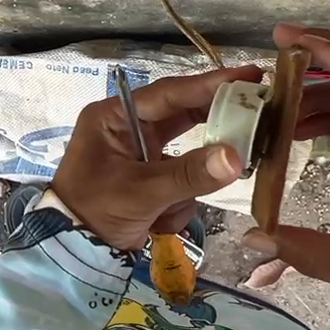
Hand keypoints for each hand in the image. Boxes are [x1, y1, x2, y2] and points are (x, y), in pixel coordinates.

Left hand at [51, 66, 260, 250]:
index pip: (169, 93)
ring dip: (185, 187)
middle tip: (257, 115)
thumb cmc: (95, 210)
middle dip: (212, 130)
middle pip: (183, 118)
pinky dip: (175, 206)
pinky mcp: (149, 179)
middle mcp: (127, 128)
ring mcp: (140, 154)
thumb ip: (188, 175)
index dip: (210, 85)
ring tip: (166, 209)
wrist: (72, 252)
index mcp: (113, 117)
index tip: (250, 76)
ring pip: (188, 157)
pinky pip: (182, 183)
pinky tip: (156, 223)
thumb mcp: (140, 192)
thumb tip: (235, 157)